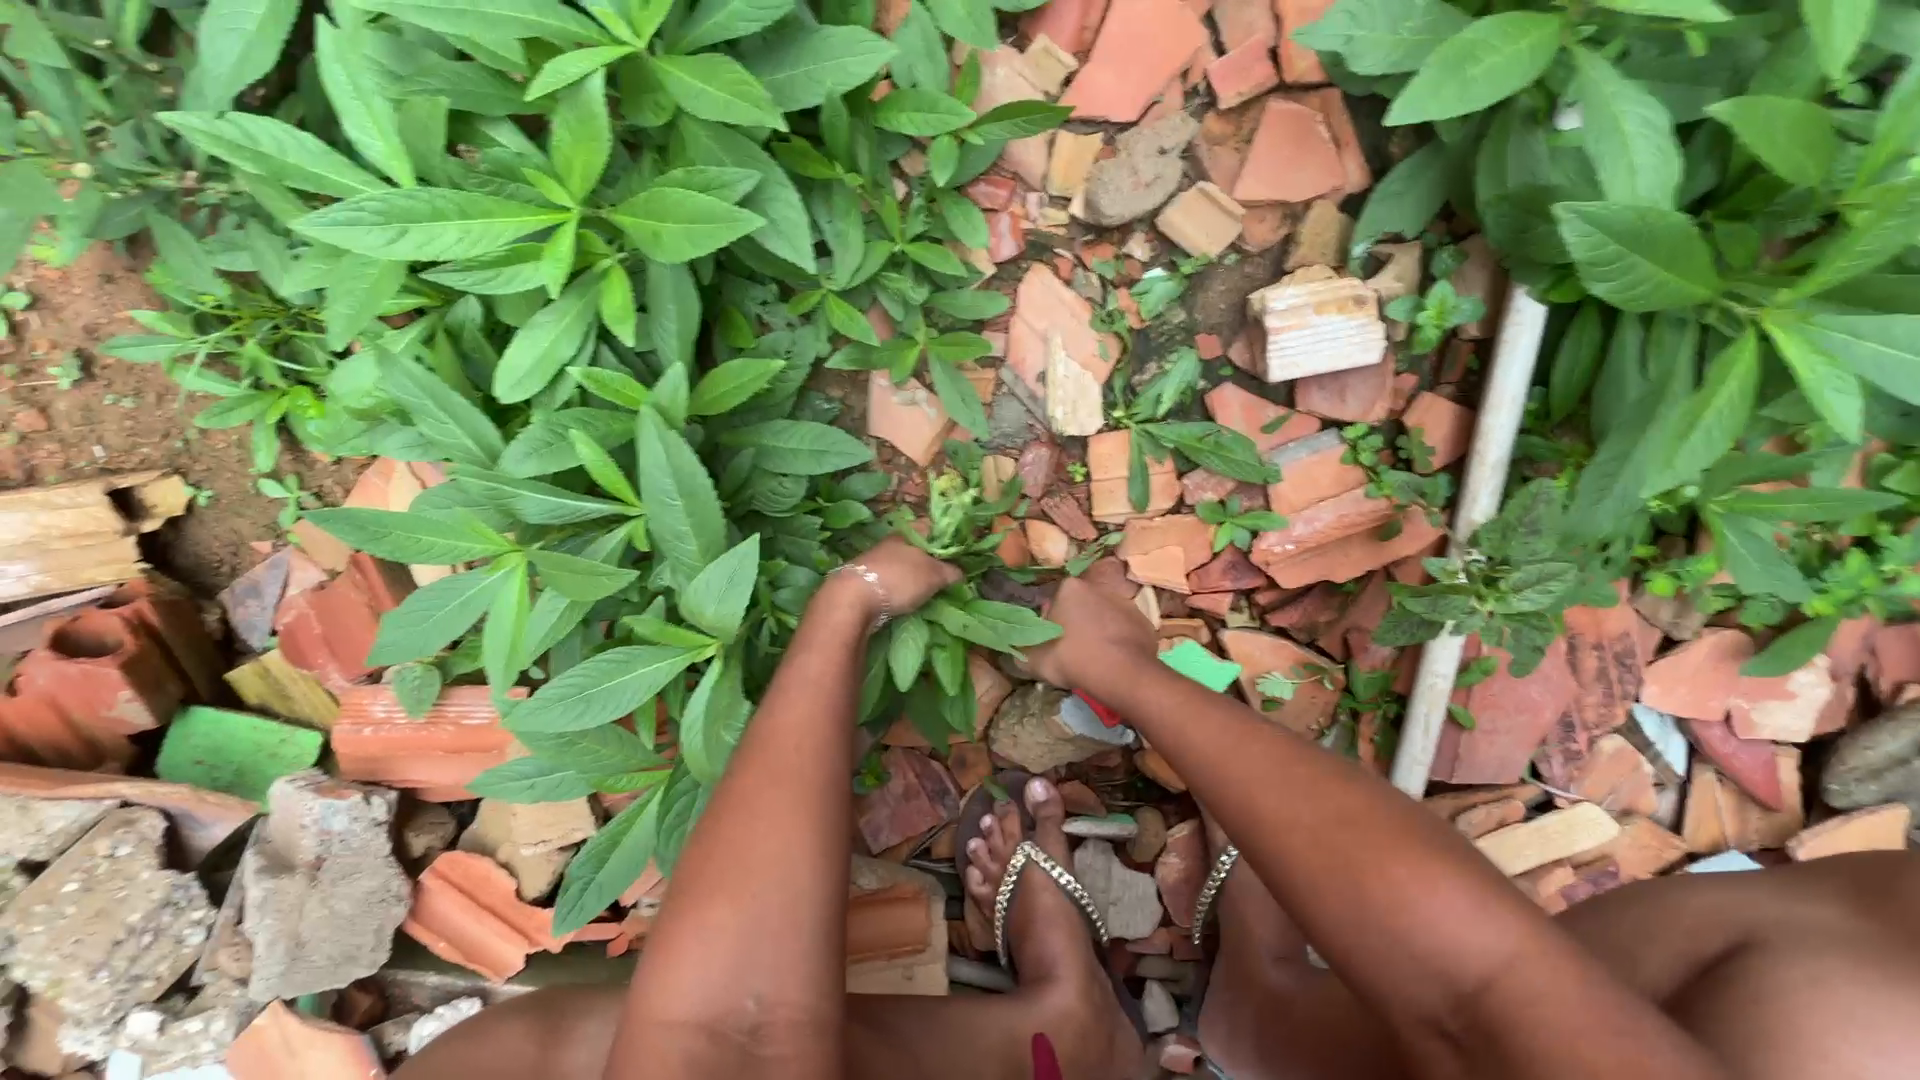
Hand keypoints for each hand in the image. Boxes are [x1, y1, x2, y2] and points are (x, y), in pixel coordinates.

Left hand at [825, 536, 961, 625]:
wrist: (853, 599)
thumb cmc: (899, 578)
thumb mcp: (934, 575)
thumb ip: (950, 571)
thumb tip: (960, 572)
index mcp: (907, 534)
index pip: (931, 527)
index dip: (946, 536)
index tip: (959, 549)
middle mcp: (890, 543)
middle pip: (916, 547)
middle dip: (931, 558)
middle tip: (948, 573)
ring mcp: (875, 562)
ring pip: (902, 564)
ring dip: (915, 574)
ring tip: (930, 589)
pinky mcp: (865, 581)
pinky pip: (891, 580)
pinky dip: (901, 587)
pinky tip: (908, 598)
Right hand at [1025, 576, 1157, 691]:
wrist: (1120, 673)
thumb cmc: (1071, 659)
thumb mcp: (1032, 659)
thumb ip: (1023, 647)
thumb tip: (1019, 645)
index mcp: (1069, 588)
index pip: (1055, 602)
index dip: (1052, 623)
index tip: (1052, 643)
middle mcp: (1098, 587)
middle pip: (1082, 605)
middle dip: (1078, 623)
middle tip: (1073, 651)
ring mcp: (1125, 603)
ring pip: (1105, 616)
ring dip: (1100, 631)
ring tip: (1096, 659)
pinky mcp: (1144, 621)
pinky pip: (1125, 630)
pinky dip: (1120, 641)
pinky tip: (1115, 661)